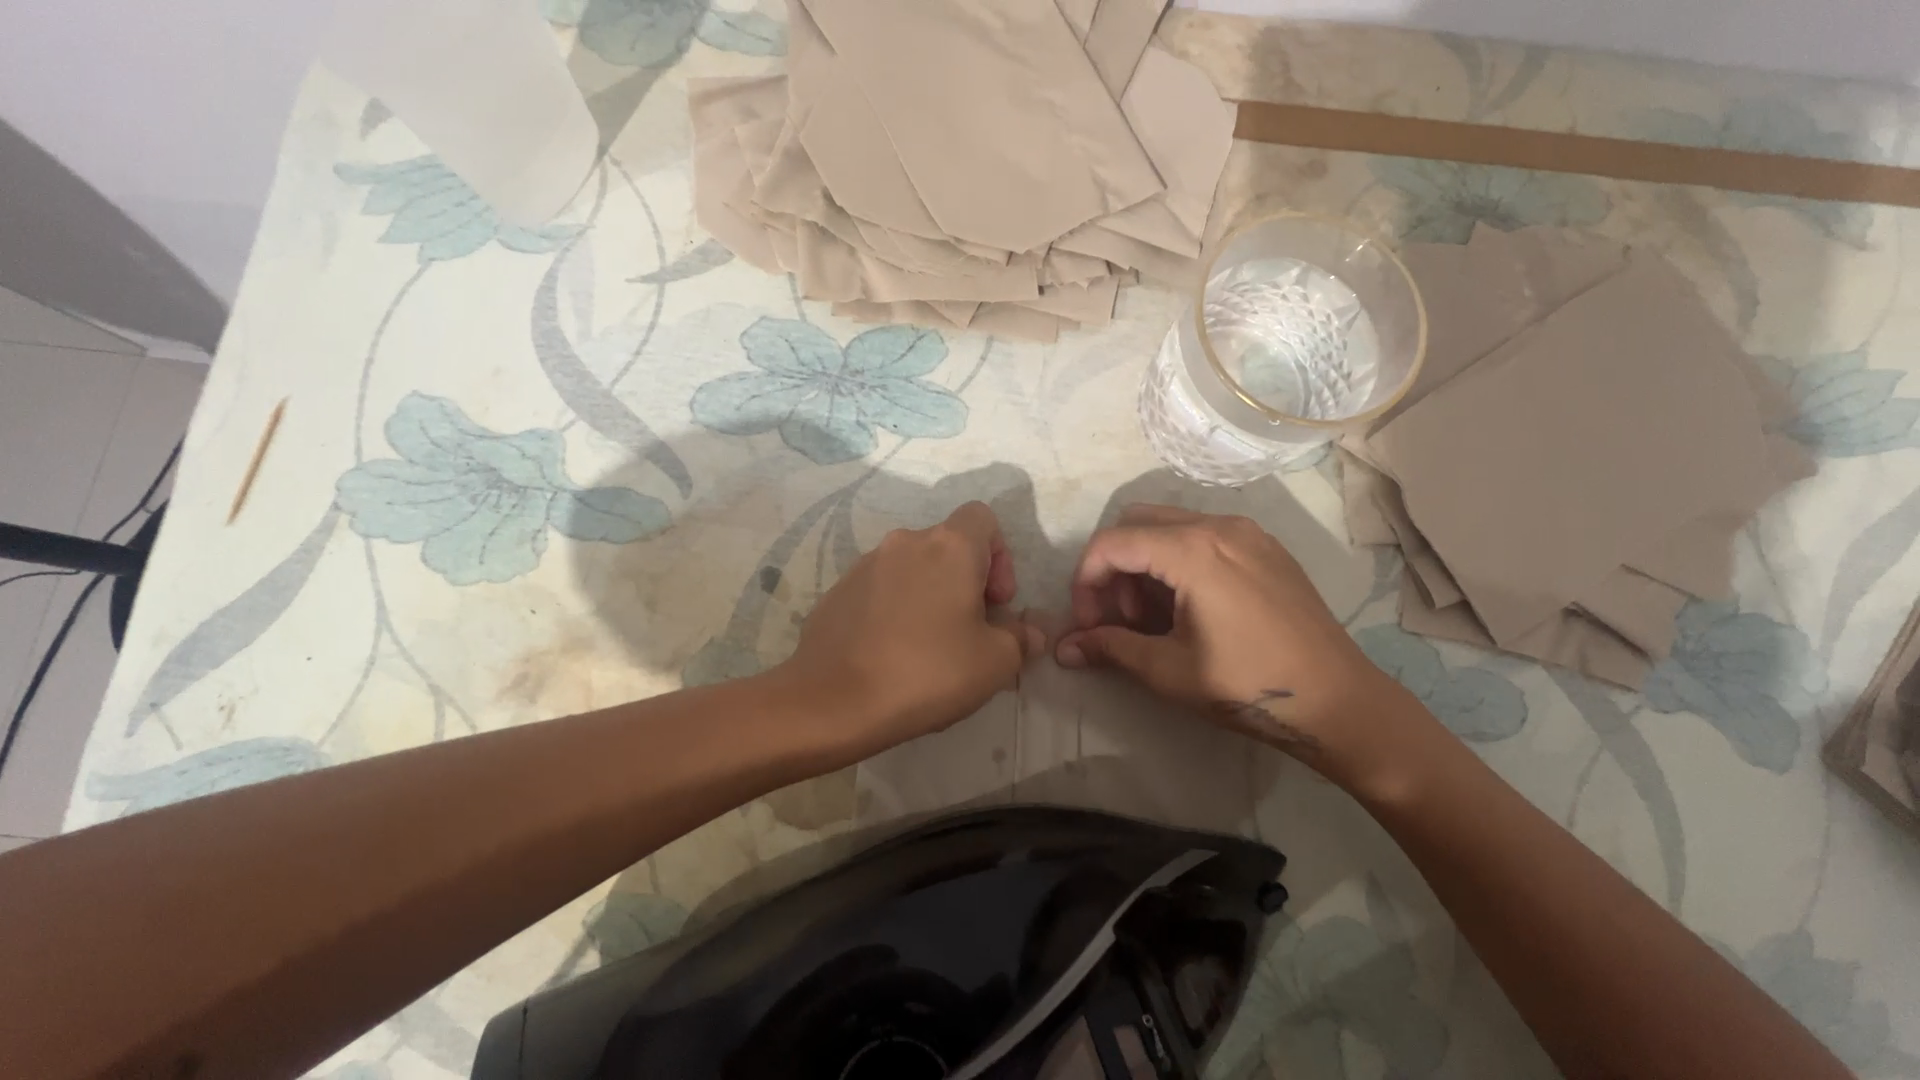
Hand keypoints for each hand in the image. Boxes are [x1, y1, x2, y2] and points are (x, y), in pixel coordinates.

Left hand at [780, 501, 1043, 757]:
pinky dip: (895, 611)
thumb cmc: (927, 673)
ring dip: (930, 596)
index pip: (984, 518)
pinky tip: (892, 655)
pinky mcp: (837, 592)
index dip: (1000, 556)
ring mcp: (864, 565)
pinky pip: (880, 591)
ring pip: (913, 569)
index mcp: (948, 546)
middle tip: (970, 632)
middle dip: (967, 582)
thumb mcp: (995, 663)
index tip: (996, 602)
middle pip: (948, 546)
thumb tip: (1030, 630)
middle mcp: (905, 542)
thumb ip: (1021, 637)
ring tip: (930, 649)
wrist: (833, 701)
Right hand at [1055, 505, 1415, 774]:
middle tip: (1117, 619)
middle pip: (1137, 524)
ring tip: (1151, 620)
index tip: (1089, 626)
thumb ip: (1110, 648)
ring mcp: (1248, 533)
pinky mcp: (1267, 549)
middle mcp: (1219, 526)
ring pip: (1171, 528)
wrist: (1337, 700)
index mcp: (1193, 550)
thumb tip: (1063, 650)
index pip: (1111, 544)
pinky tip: (1188, 610)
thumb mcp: (1168, 670)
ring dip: (1145, 565)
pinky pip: (1204, 537)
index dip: (1085, 583)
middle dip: (1113, 568)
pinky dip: (1178, 562)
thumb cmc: (1247, 685)